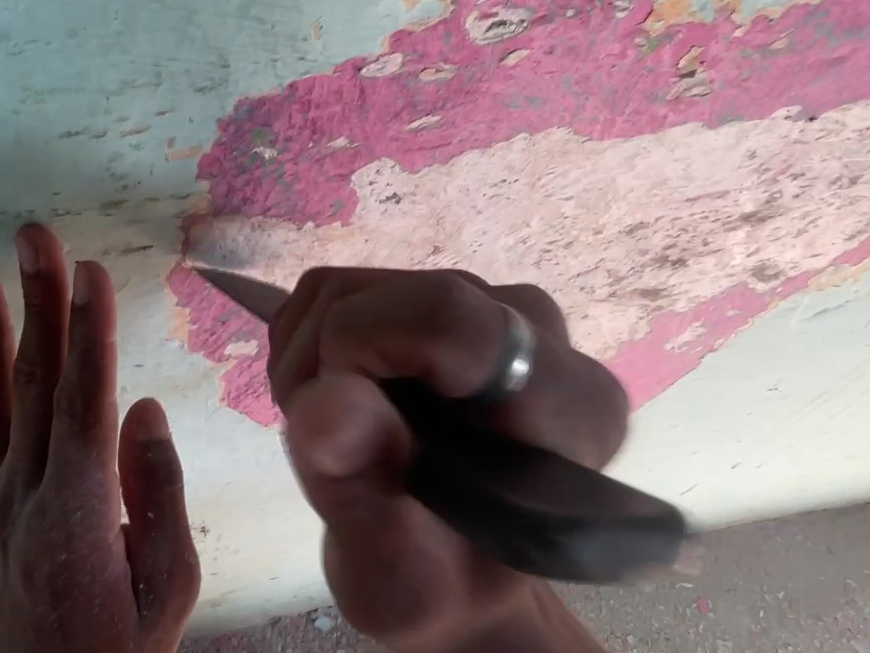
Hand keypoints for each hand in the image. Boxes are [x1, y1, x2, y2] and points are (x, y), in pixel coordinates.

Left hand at [0, 225, 200, 651]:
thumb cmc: (121, 649)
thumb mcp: (170, 584)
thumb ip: (159, 490)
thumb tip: (142, 406)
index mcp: (79, 512)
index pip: (85, 401)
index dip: (89, 332)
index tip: (91, 271)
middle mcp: (24, 496)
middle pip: (33, 382)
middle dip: (37, 301)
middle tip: (34, 238)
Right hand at [268, 269, 626, 652]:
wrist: (444, 558)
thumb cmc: (436, 581)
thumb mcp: (396, 580)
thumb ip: (364, 495)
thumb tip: (324, 405)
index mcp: (564, 404)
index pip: (456, 320)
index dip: (367, 346)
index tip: (338, 416)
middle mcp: (536, 331)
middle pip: (390, 299)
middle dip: (326, 367)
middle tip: (327, 445)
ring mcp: (474, 300)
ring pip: (347, 289)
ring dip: (309, 361)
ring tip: (336, 431)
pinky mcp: (425, 290)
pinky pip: (331, 289)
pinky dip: (305, 343)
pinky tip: (336, 397)